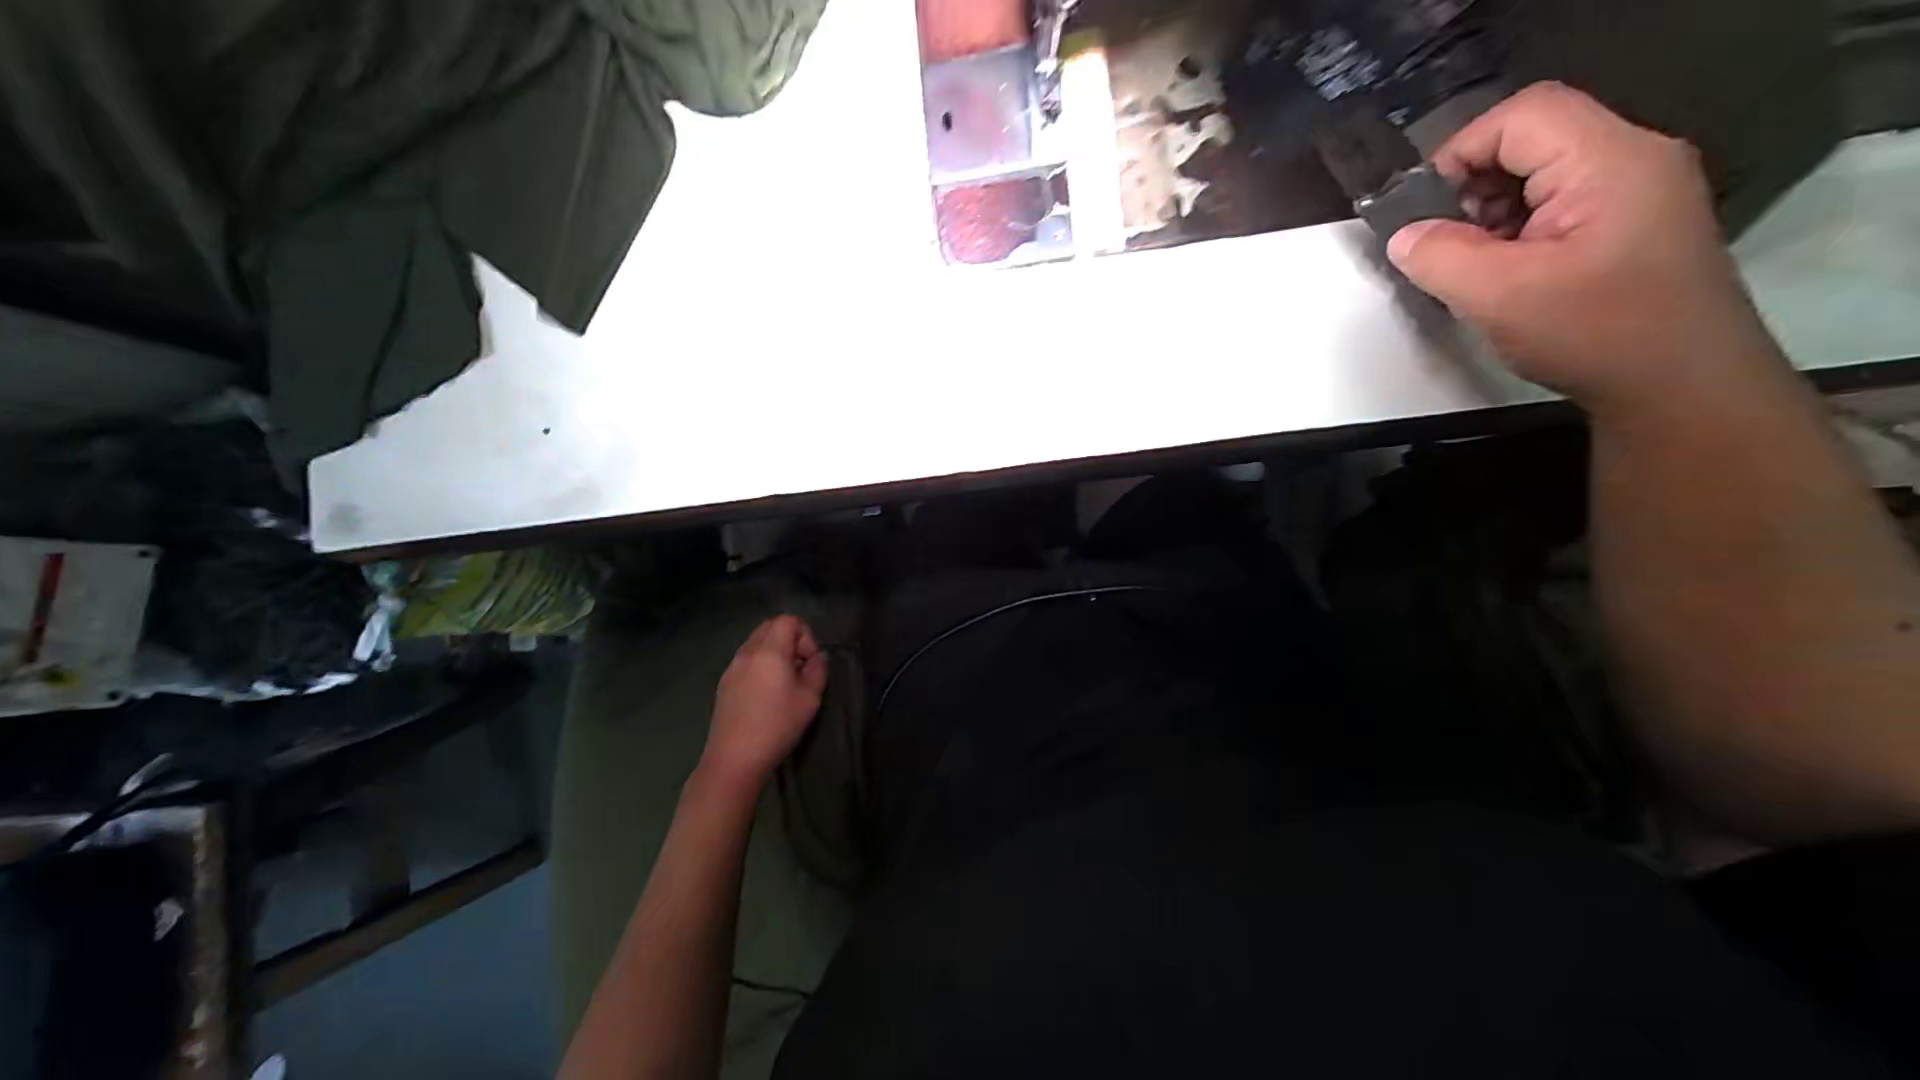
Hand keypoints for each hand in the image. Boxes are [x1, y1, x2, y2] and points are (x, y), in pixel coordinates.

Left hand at [699, 615, 827, 789]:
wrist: (734, 758)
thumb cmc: (777, 725)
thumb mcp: (810, 698)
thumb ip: (818, 670)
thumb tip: (816, 658)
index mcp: (769, 650)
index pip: (788, 620)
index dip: (805, 635)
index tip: (809, 662)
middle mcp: (747, 652)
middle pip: (770, 626)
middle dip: (790, 639)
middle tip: (799, 668)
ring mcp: (732, 667)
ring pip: (756, 643)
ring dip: (774, 652)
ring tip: (784, 682)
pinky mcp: (724, 683)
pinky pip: (746, 660)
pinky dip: (760, 664)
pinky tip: (766, 694)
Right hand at [1386, 82, 1782, 413]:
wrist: (1679, 384)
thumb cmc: (1595, 333)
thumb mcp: (1499, 296)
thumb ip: (1440, 257)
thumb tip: (1402, 236)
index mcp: (1609, 161)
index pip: (1522, 115)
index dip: (1459, 151)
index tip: (1421, 210)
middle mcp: (1631, 161)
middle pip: (1532, 139)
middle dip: (1471, 187)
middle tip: (1441, 244)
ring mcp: (1636, 192)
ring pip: (1541, 174)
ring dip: (1489, 214)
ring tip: (1468, 266)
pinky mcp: (1630, 225)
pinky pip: (1558, 205)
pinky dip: (1515, 231)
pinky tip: (1501, 275)